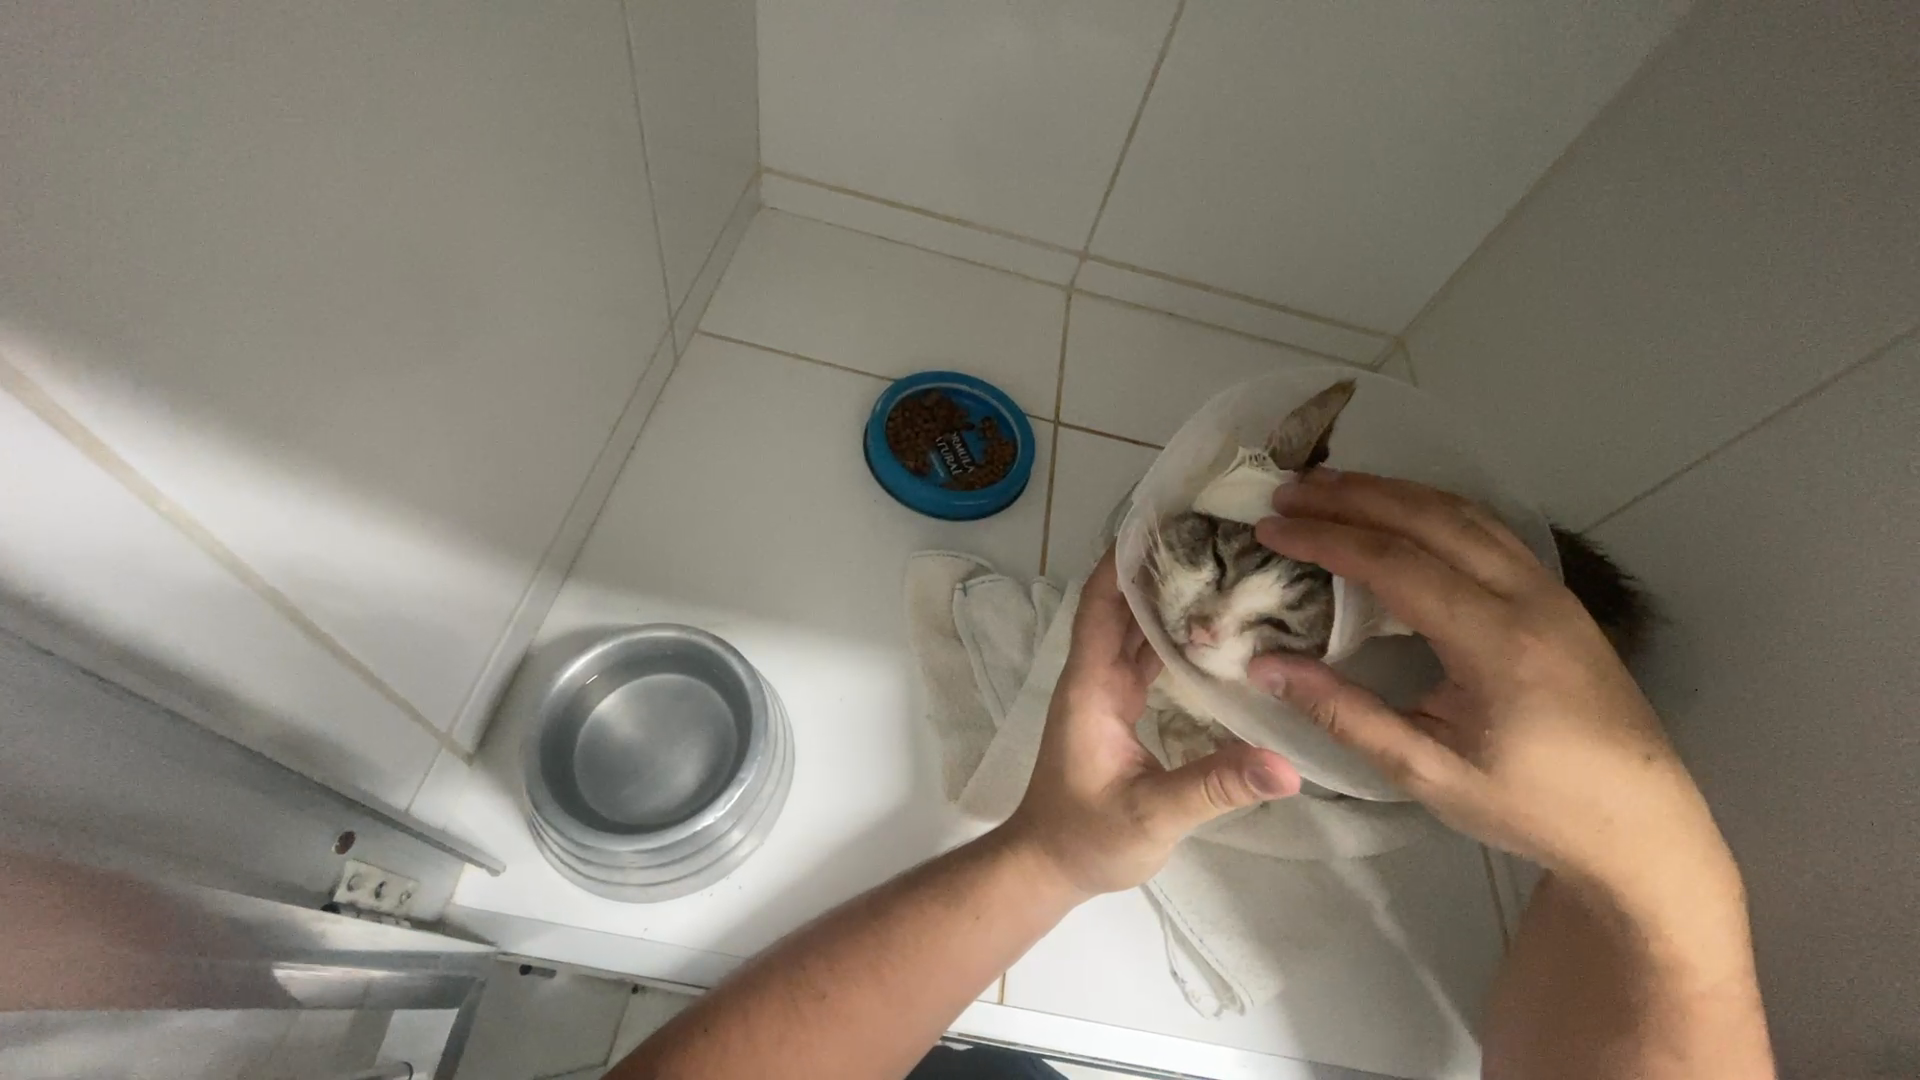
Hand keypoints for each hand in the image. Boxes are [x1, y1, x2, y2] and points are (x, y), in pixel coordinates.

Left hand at [1001, 550, 1299, 897]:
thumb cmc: (1087, 836)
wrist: (1049, 863)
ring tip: (1214, 570)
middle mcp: (1094, 677)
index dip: (1123, 563)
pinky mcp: (1116, 708)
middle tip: (1208, 537)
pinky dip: (1166, 636)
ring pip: (1131, 630)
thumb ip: (1214, 787)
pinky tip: (1206, 630)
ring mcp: (1104, 692)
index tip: (1161, 524)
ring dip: (1162, 600)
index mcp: (1092, 685)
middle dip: (1154, 570)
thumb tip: (1286, 766)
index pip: (1101, 606)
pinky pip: (1141, 657)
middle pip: (1119, 608)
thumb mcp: (1152, 814)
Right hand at [1246, 471, 1731, 902]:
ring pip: (1461, 513)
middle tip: (1285, 492)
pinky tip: (1393, 508)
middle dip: (1350, 497)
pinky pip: (1483, 528)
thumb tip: (1263, 667)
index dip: (1325, 540)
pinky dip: (1427, 506)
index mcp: (1497, 643)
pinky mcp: (1555, 596)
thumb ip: (1343, 713)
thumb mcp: (1426, 772)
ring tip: (1325, 485)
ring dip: (1388, 491)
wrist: (1644, 828)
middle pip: (1428, 520)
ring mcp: (1550, 590)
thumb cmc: (1530, 806)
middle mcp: (1529, 598)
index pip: (1395, 565)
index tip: (1269, 529)